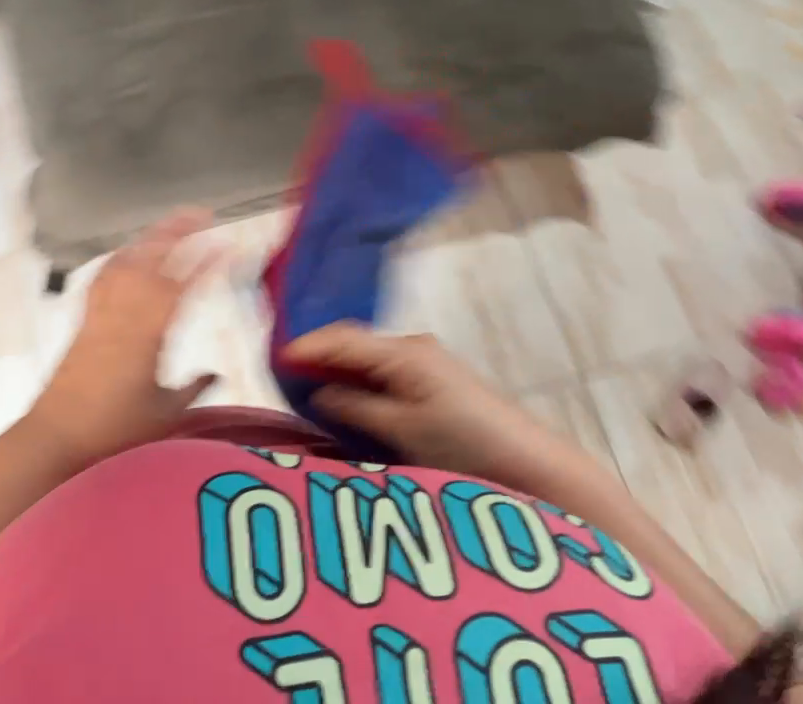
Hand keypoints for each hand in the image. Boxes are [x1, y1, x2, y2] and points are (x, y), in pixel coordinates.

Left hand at [27, 209, 220, 468]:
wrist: (57, 436)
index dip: (206, 263)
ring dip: (150, 238)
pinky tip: (129, 252)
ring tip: (171, 223)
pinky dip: (120, 258)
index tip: (227, 245)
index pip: (182, 287)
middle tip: (202, 214)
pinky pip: (102, 278)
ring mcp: (100, 313)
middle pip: (150, 260)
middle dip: (176, 232)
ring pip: (126, 263)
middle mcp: (123, 315)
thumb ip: (193, 390)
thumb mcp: (165, 415)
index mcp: (148, 335)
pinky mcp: (84, 320)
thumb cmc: (115, 431)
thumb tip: (216, 374)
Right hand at [283, 323, 604, 496]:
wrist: (529, 463)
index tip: (273, 358)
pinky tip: (343, 398)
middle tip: (282, 373)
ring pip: (366, 358)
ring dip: (337, 369)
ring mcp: (425, 363)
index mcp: (403, 352)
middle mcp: (412, 348)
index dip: (306, 346)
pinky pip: (381, 372)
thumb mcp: (402, 429)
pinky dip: (357, 380)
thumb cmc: (464, 442)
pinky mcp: (432, 382)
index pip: (342, 339)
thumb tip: (318, 394)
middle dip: (318, 355)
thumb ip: (355, 408)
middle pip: (353, 343)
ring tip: (304, 386)